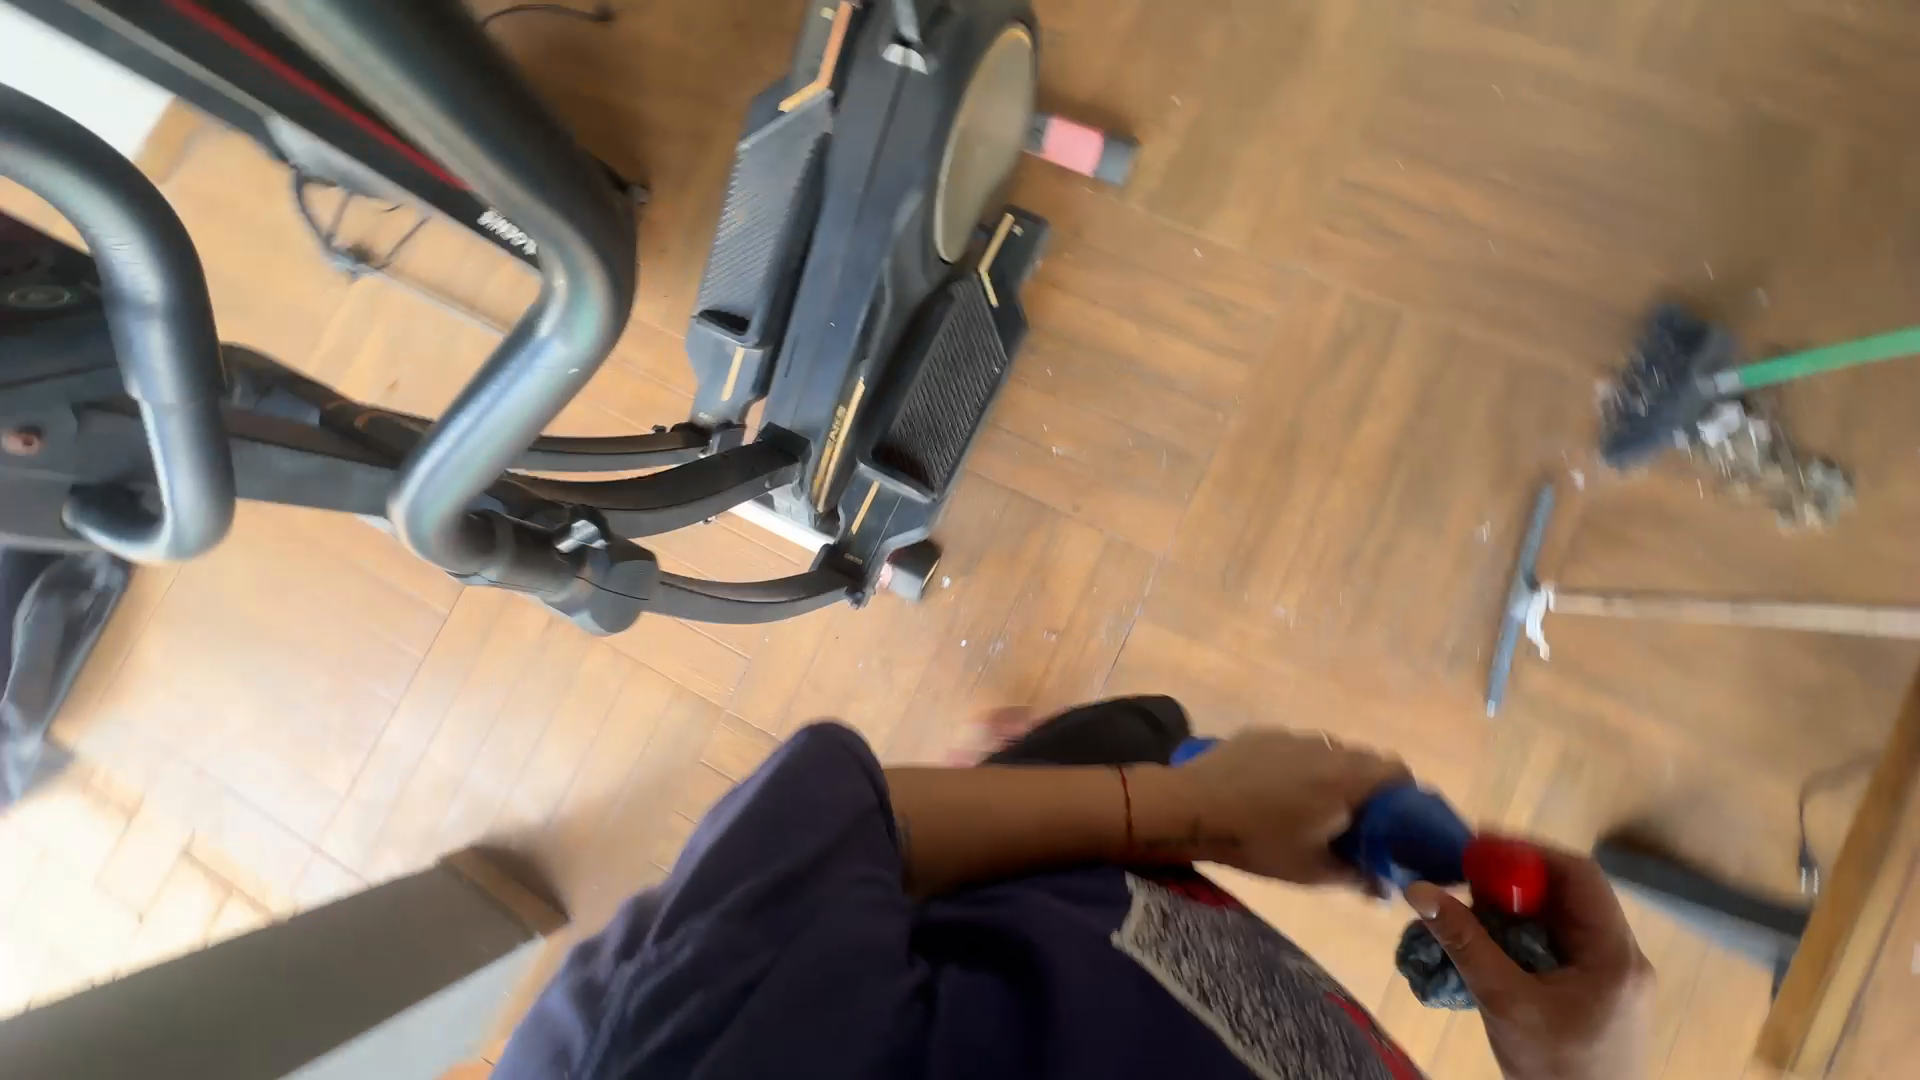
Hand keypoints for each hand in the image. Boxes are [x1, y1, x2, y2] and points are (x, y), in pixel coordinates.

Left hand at [1133, 728, 1410, 883]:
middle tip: (1355, 819)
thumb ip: (1356, 875)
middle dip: (1367, 786)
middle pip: (1362, 759)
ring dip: (1330, 772)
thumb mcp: (1312, 870)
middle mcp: (1322, 747)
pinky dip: (1297, 763)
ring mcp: (1288, 735)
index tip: (1396, 820)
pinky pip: (1293, 745)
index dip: (1404, 793)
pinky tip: (1275, 787)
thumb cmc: (1257, 842)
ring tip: (1311, 803)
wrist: (1193, 807)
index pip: (1396, 770)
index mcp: (1345, 778)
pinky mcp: (1259, 732)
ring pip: (1327, 750)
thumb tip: (1382, 884)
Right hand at [1404, 845, 1654, 1079]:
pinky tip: (1480, 942)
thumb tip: (1418, 889)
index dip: (1526, 850)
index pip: (1578, 875)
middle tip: (1459, 877)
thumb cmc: (1558, 1070)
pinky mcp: (1589, 991)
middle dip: (1507, 879)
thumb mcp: (1505, 1002)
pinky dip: (1512, 931)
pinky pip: (1548, 941)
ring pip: (1552, 916)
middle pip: (1563, 893)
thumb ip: (1464, 942)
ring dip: (1505, 906)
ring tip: (1462, 911)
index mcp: (1615, 955)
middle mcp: (1618, 957)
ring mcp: (1606, 975)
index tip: (1475, 846)